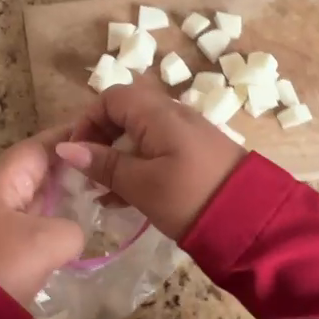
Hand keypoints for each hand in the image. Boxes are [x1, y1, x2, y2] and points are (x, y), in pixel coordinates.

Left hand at [0, 127, 84, 305]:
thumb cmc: (1, 268)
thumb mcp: (49, 241)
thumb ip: (72, 226)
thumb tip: (71, 233)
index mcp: (0, 182)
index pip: (38, 146)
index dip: (68, 137)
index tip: (100, 133)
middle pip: (35, 170)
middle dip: (68, 167)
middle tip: (105, 167)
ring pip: (34, 198)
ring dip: (62, 196)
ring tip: (97, 194)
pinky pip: (30, 222)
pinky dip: (53, 220)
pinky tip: (75, 229)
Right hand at [53, 84, 245, 240]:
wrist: (253, 220)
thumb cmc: (190, 197)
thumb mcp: (141, 184)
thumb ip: (103, 164)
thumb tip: (65, 148)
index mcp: (157, 113)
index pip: (110, 98)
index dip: (87, 120)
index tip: (76, 154)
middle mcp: (172, 115)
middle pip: (124, 114)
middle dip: (100, 141)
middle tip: (87, 174)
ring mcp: (186, 134)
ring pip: (139, 135)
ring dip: (117, 158)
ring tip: (101, 193)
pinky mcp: (196, 154)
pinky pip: (156, 150)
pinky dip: (136, 167)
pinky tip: (124, 199)